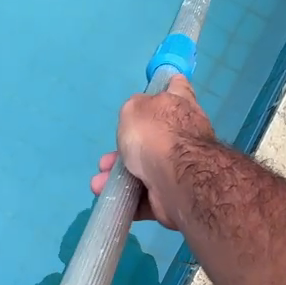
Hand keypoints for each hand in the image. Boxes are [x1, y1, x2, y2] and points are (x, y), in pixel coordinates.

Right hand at [90, 73, 215, 230]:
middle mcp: (185, 133)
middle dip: (126, 149)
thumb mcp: (134, 108)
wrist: (177, 177)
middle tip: (106, 160)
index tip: (158, 90)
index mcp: (179, 104)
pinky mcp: (176, 192)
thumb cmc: (155, 133)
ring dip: (120, 176)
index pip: (177, 87)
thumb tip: (140, 116)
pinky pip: (148, 194)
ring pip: (146, 169)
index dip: (167, 86)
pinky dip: (130, 198)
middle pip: (154, 136)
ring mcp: (183, 165)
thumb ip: (135, 109)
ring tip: (100, 183)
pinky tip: (111, 199)